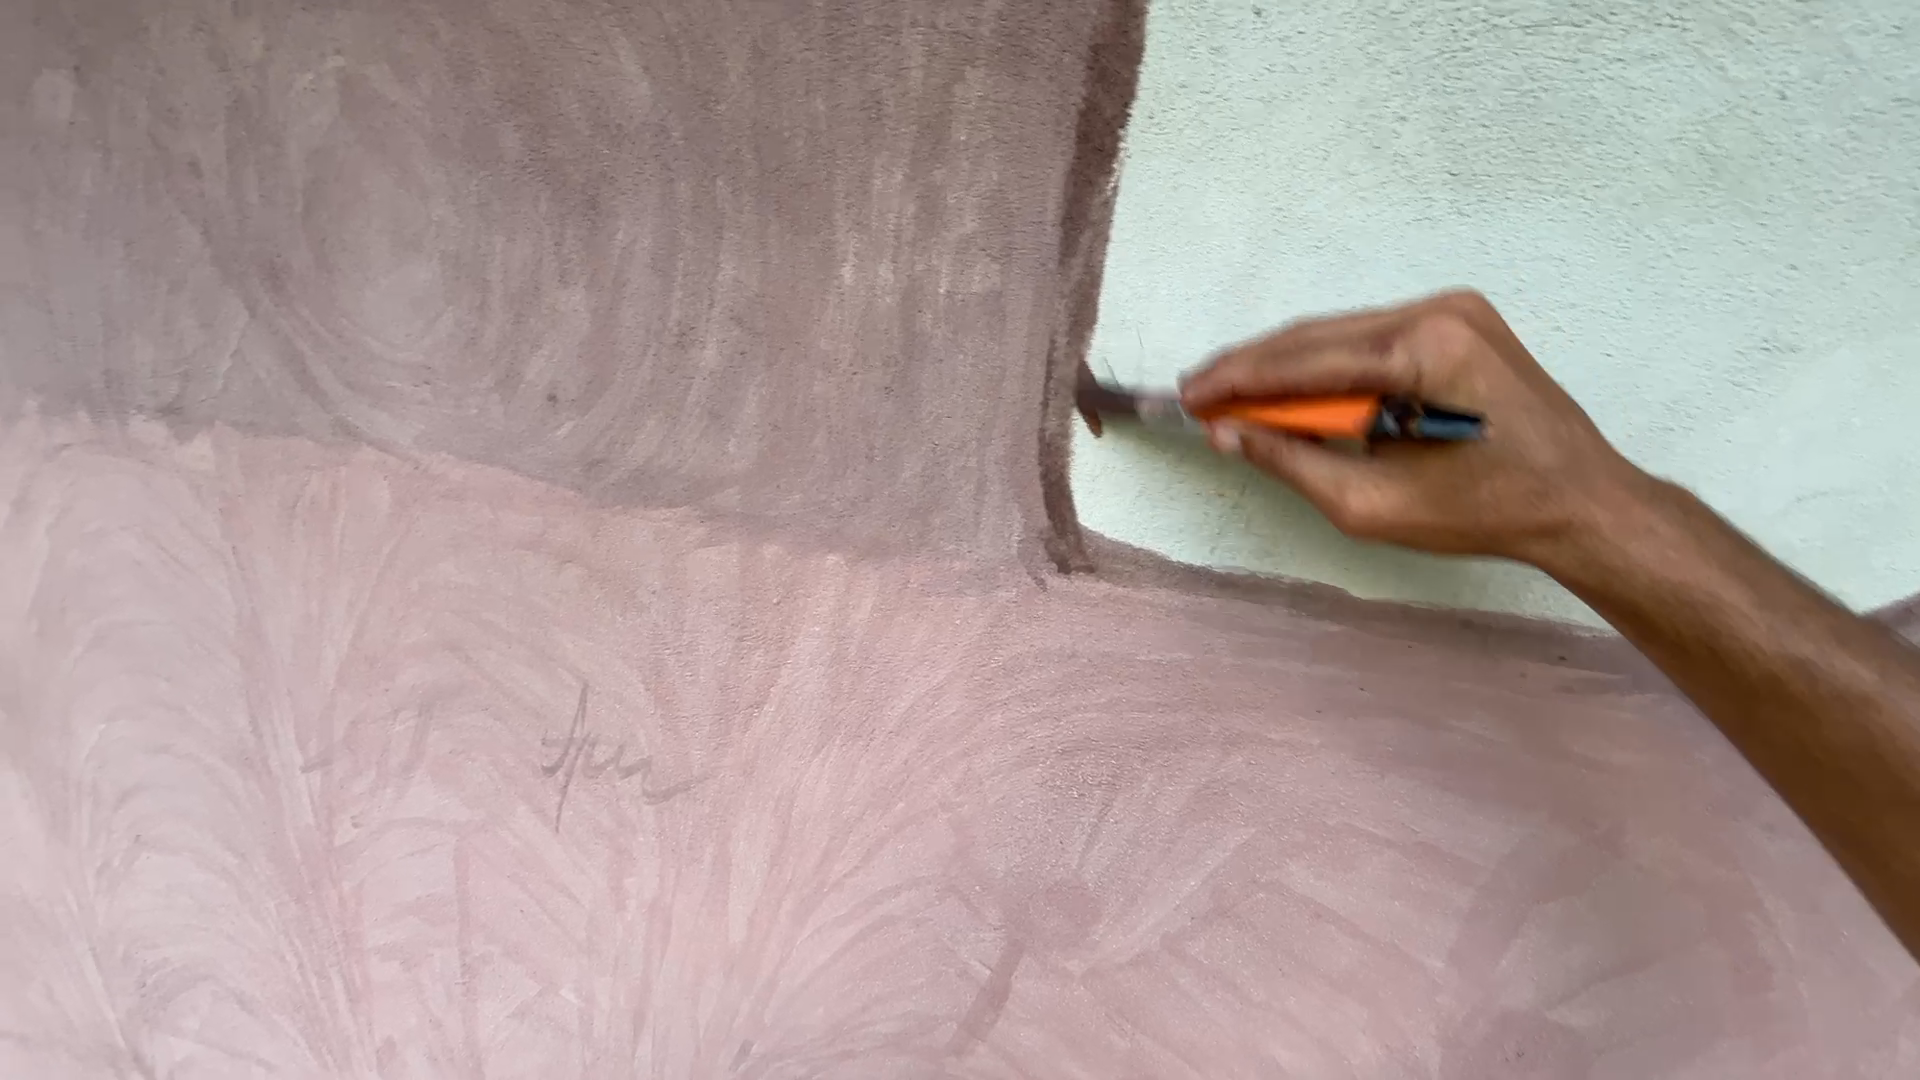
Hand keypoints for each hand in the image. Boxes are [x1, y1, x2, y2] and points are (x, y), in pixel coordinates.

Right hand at [1179, 290, 1644, 564]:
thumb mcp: (1368, 503)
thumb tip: (1223, 432)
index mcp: (1422, 352)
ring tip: (1228, 392)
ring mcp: (1448, 309)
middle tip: (1196, 394)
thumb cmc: (1478, 513)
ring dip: (1277, 365)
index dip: (1236, 381)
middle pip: (1312, 337)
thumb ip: (1289, 461)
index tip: (1186, 398)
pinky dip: (1317, 365)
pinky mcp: (1453, 320)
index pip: (1301, 362)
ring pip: (1333, 333)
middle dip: (1248, 368)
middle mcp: (1434, 311)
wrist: (1580, 499)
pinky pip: (1362, 338)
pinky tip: (1286, 387)